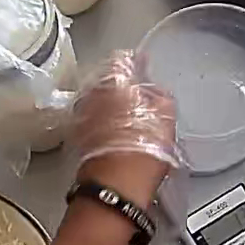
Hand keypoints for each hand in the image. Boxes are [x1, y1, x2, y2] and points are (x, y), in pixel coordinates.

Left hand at [70, 50, 177, 203]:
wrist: (117, 185)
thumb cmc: (143, 148)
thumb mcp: (167, 115)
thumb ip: (159, 95)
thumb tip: (154, 92)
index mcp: (115, 80)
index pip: (123, 59)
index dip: (136, 63)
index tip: (142, 66)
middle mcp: (92, 93)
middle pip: (107, 80)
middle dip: (121, 86)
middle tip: (138, 98)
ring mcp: (81, 115)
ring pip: (98, 101)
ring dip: (110, 105)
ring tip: (127, 119)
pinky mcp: (77, 136)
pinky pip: (91, 120)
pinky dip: (102, 123)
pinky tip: (115, 135)